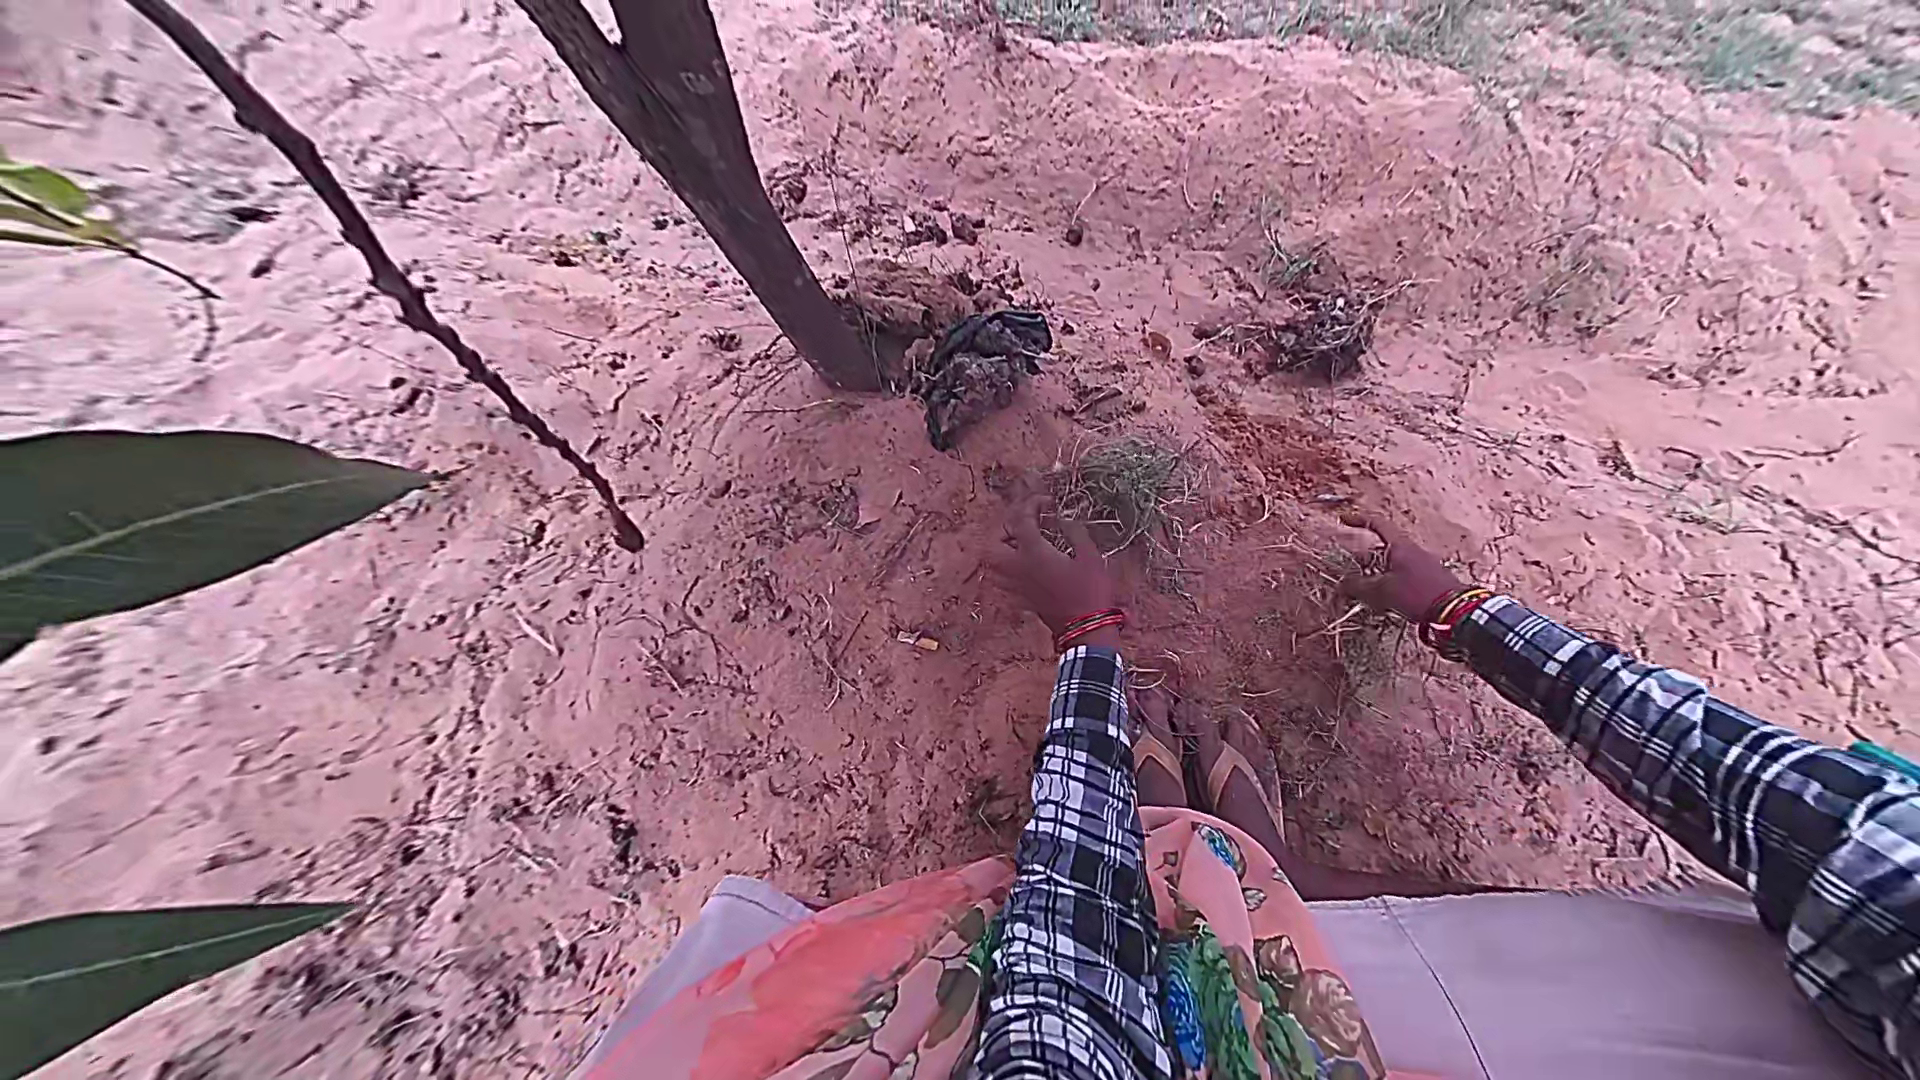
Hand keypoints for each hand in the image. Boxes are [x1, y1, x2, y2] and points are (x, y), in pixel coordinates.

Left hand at [986, 494, 1119, 646]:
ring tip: (1023, 542)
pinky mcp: (1020, 598)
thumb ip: (1074, 532)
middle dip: (1005, 528)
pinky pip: (1003, 578)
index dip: (1031, 505)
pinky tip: (1026, 564)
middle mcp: (1017, 568)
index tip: (1046, 502)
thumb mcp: (1090, 555)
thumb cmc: (1090, 591)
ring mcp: (1016, 585)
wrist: (1085, 628)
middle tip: (1025, 524)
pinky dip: (1008, 567)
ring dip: (1003, 548)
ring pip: (993, 563)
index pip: (1021, 520)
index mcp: (1033, 553)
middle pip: (993, 543)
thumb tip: (1064, 518)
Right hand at [1338, 511, 1463, 622]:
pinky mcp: (1428, 578)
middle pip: (1381, 547)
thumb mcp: (1381, 591)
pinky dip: (1387, 580)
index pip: (1378, 524)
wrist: (1457, 611)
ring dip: (1374, 571)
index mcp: (1400, 546)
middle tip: (1349, 568)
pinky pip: (1401, 573)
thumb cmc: (1417, 593)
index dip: (1359, 520)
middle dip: (1363, 557)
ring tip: (1363, 586)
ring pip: (1390, 562)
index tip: (1344, 519)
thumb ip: (1357, 586)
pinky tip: (1382, 595)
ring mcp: (1422, 564)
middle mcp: (1412, 551)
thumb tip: (1341, 585)